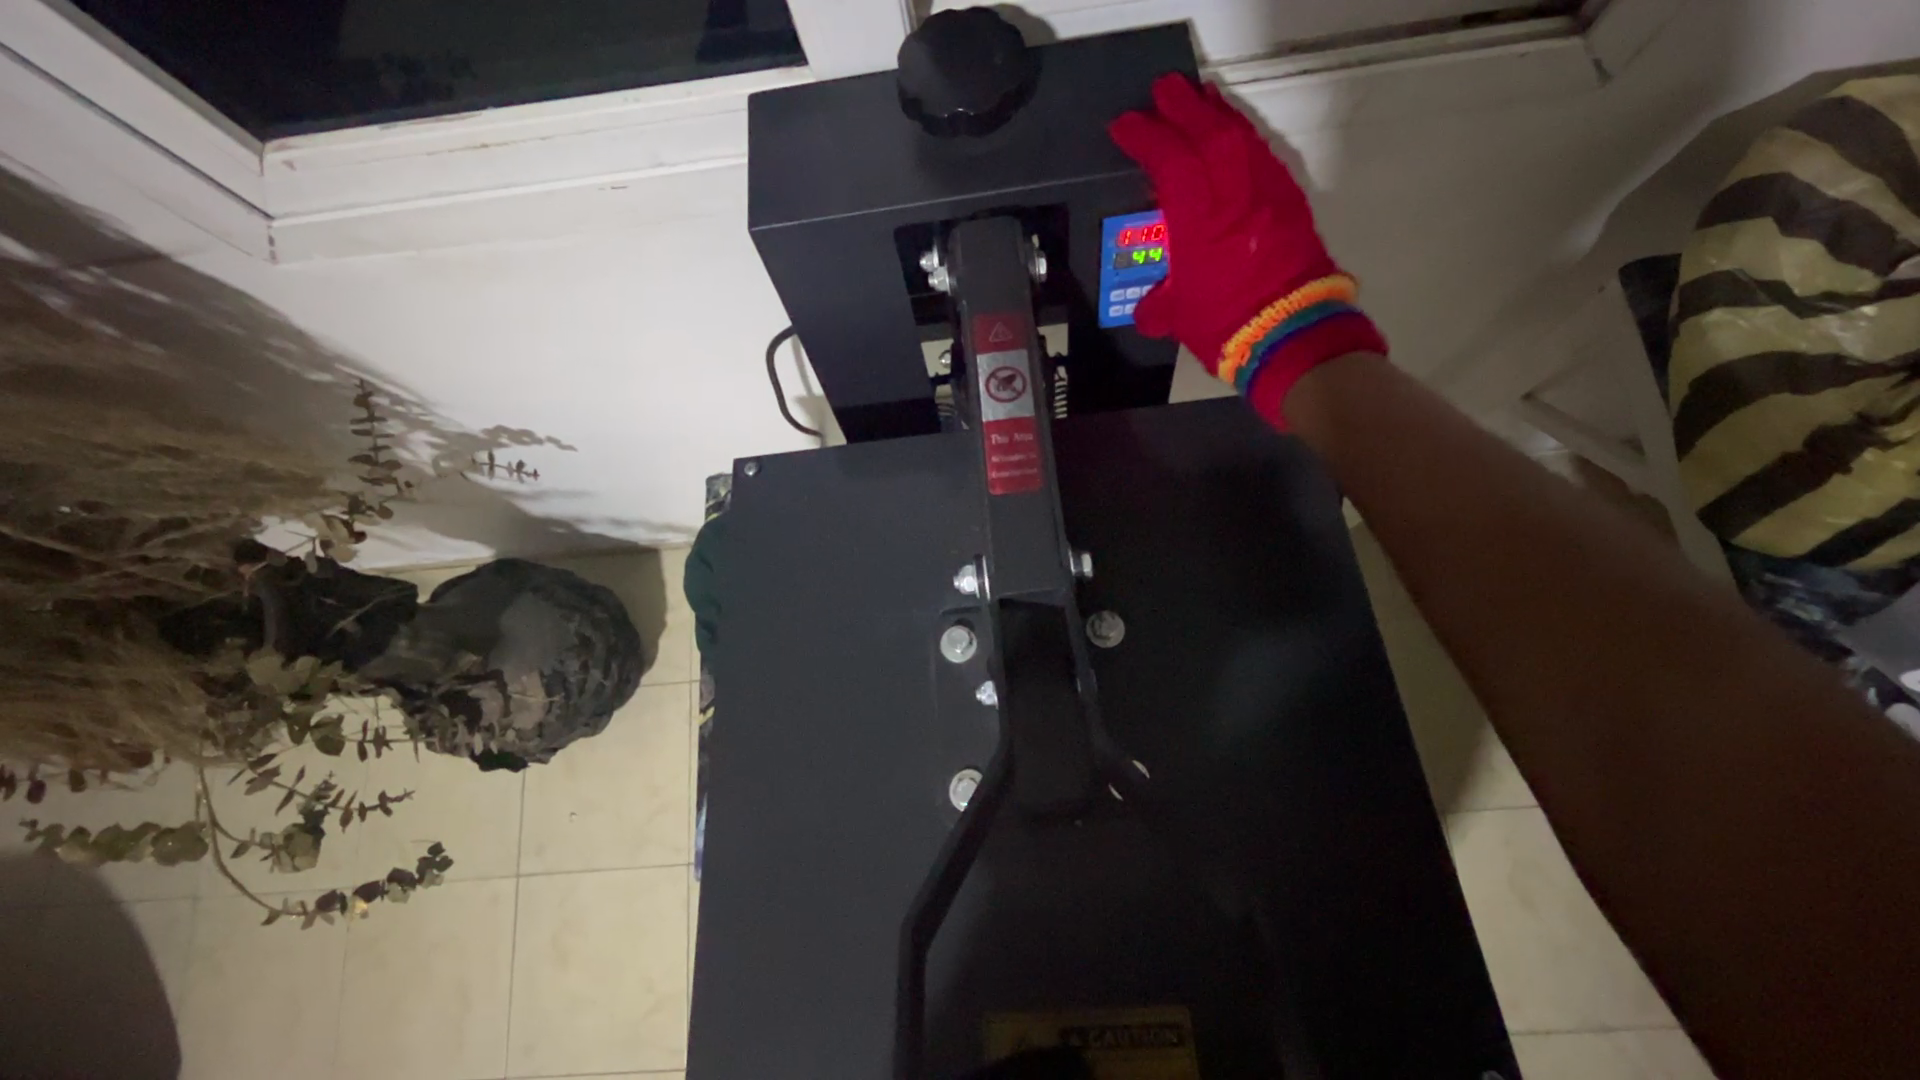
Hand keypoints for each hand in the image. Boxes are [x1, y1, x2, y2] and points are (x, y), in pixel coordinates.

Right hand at [1110, 75, 1384, 425]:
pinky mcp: (1290, 206)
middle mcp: (1234, 197)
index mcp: (1199, 222)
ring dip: (1218, 116)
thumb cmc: (1226, 326)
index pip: (1171, 162)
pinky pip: (1264, 159)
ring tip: (1200, 103)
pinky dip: (1246, 141)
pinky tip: (1235, 139)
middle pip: (1209, 135)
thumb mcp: (1178, 316)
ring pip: (1242, 140)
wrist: (1292, 337)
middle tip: (1164, 92)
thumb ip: (1160, 304)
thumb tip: (1149, 309)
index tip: (1125, 125)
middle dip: (1184, 109)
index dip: (1146, 138)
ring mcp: (1267, 197)